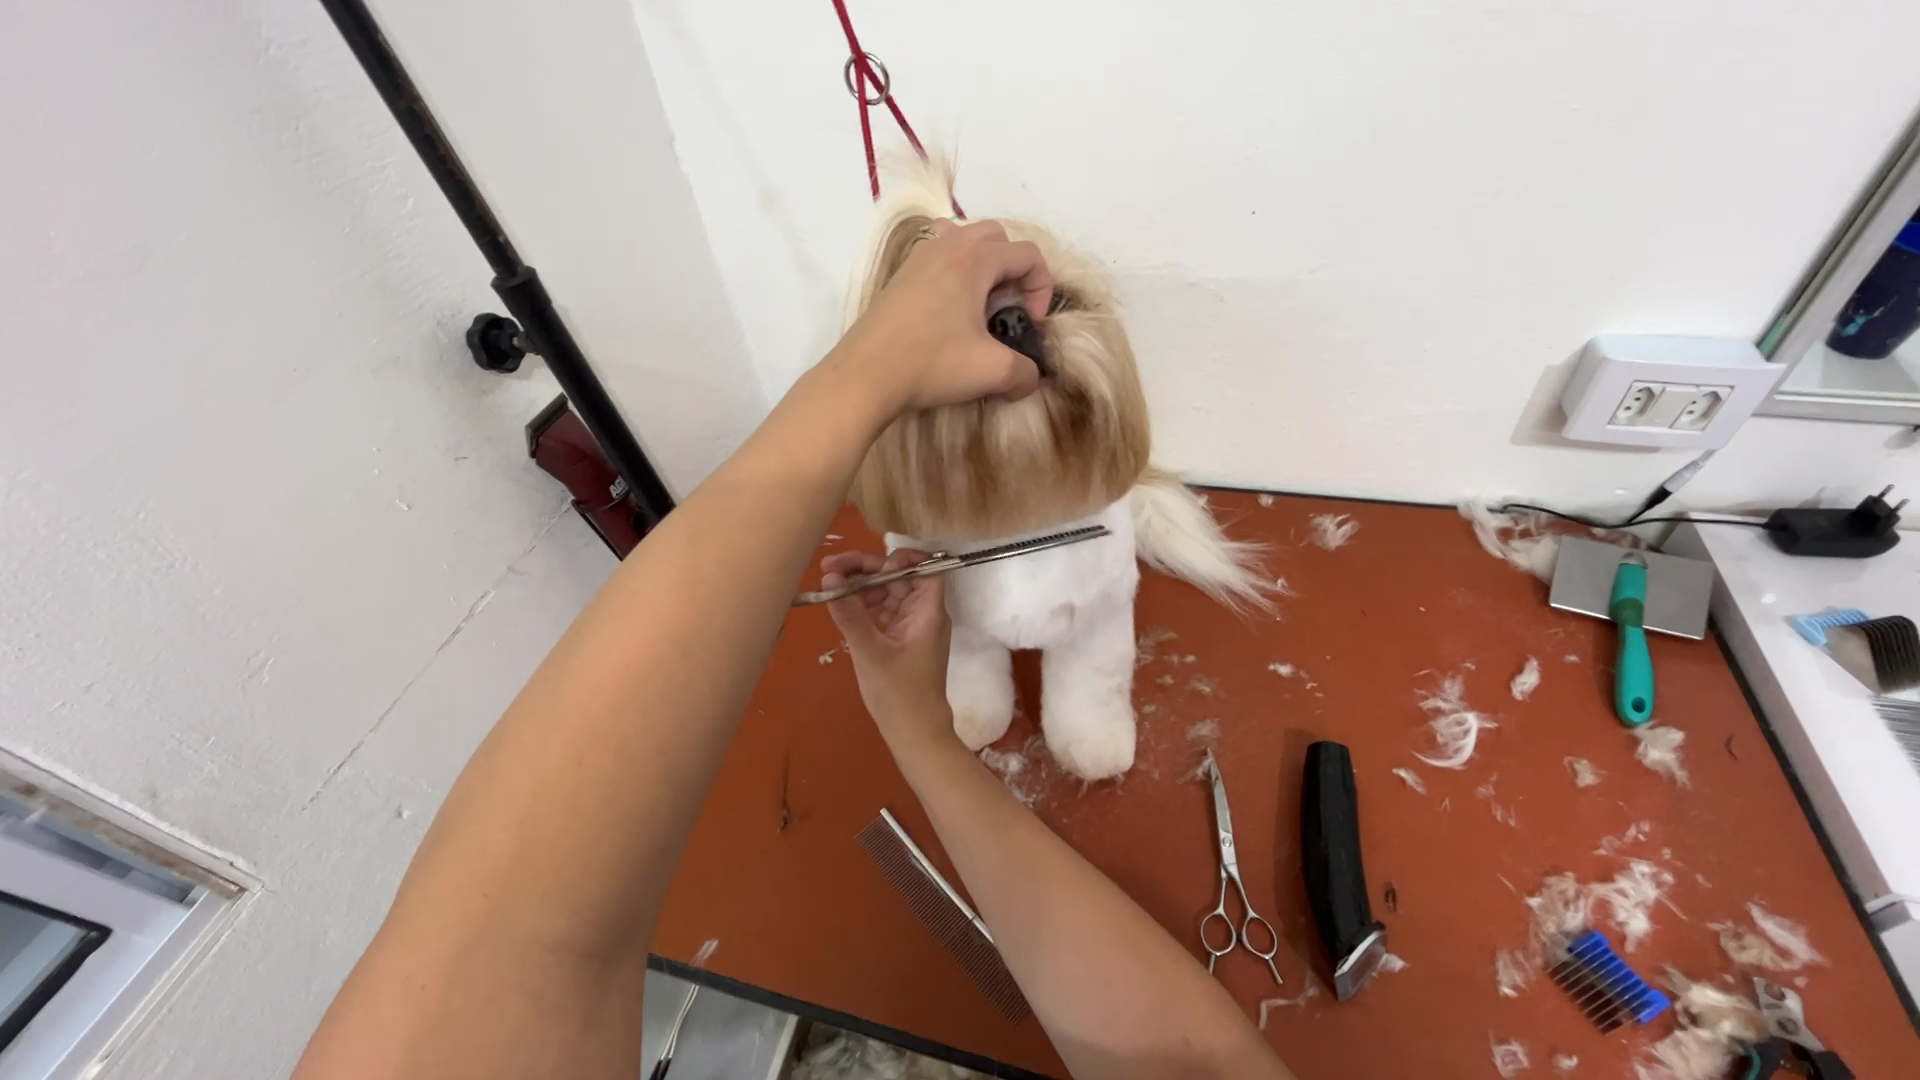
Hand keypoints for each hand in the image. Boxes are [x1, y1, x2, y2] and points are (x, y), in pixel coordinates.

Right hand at [821, 550, 957, 749]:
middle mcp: (925, 614)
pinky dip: (866, 605)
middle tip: (829, 567)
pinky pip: (885, 610)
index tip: (867, 562)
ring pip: (890, 593)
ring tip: (829, 582)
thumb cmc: (898, 693)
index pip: (925, 568)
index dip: (899, 558)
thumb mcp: (869, 651)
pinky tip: (843, 605)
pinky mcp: (903, 639)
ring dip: (863, 586)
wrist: (915, 733)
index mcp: (928, 612)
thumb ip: (850, 613)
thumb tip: (830, 579)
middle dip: (867, 569)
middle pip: (900, 577)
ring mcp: (914, 626)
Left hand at [832, 219, 1050, 413]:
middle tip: (1008, 309)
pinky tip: (948, 313)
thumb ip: (1025, 373)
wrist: (865, 376)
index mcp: (974, 259)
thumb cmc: (932, 364)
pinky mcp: (899, 278)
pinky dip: (952, 274)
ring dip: (981, 264)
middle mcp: (947, 247)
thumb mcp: (993, 372)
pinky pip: (936, 257)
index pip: (1028, 253)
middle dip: (1013, 269)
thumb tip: (1029, 379)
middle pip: (996, 236)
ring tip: (979, 303)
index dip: (1042, 288)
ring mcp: (918, 259)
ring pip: (962, 239)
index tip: (1030, 324)